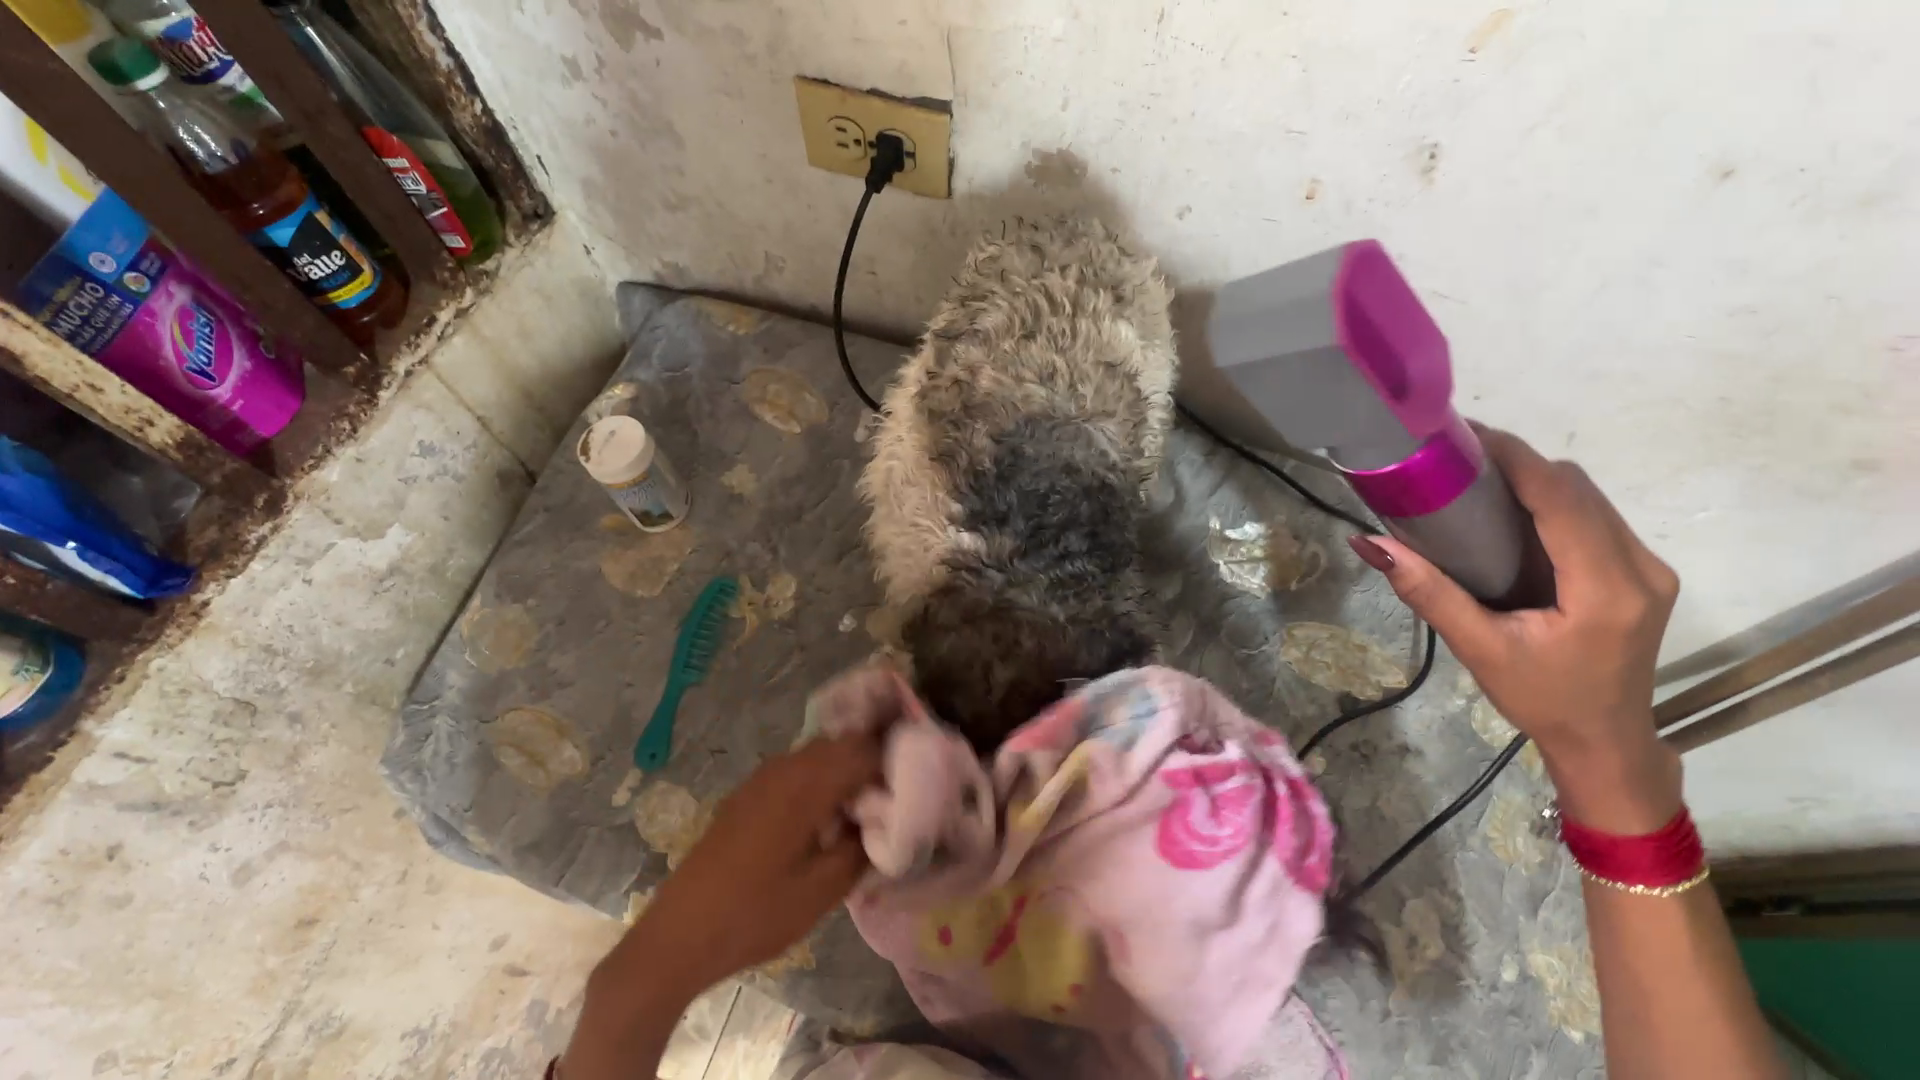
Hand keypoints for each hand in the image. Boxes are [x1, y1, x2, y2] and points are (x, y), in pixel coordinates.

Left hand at [607, 733, 885, 996]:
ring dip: (844, 772)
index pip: (866, 750)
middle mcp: (784, 768)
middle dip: (872, 764)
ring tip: (863, 812)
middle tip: (893, 801)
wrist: (679, 935)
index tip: (915, 791)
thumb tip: (885, 823)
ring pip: (818, 756)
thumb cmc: (755, 914)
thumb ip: (861, 849)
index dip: (896, 764)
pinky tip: (823, 821)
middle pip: (842, 745)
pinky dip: (819, 783)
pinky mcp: (746, 795)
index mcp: (806, 783)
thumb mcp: (822, 891)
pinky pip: (795, 771)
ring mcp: (760, 779)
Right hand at [1348, 426, 1683, 832]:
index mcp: (1606, 587)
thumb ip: (1430, 593)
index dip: (1516, 458)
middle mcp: (1640, 566)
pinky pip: (1594, 517)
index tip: (1465, 434)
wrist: (1606, 742)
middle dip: (1520, 463)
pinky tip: (1510, 511)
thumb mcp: (1480, 649)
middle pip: (1579, 487)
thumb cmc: (1542, 700)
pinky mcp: (1640, 573)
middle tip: (1458, 459)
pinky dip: (1551, 502)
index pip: (1562, 497)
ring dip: (1536, 480)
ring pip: (1590, 497)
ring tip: (1476, 478)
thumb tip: (1370, 544)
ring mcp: (1647, 568)